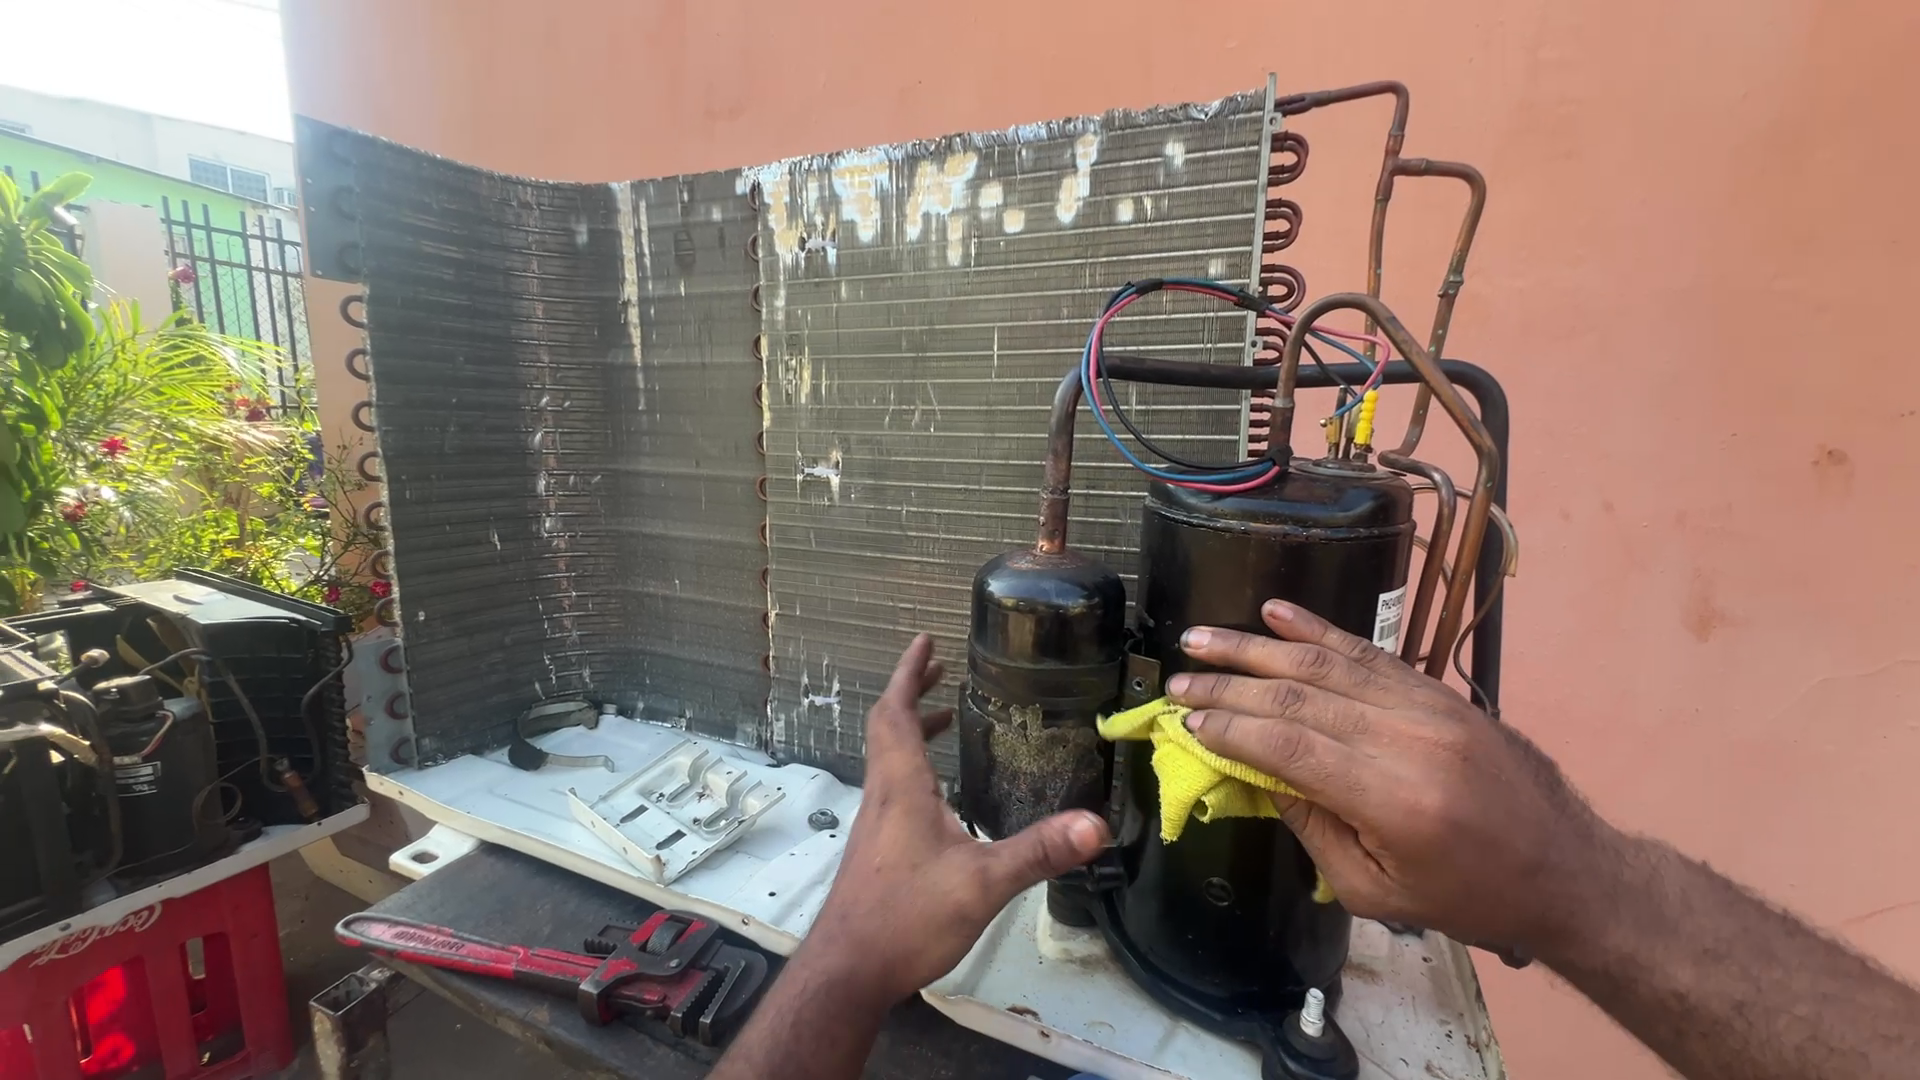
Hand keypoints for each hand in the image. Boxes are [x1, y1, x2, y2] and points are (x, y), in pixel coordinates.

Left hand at [802, 634, 1109, 1005]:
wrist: (847, 971)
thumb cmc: (906, 917)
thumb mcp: (982, 883)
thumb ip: (1038, 851)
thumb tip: (1096, 823)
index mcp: (901, 784)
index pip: (895, 712)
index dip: (908, 673)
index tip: (925, 641)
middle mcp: (884, 793)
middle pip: (889, 726)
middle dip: (912, 691)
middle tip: (940, 667)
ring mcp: (877, 821)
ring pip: (890, 756)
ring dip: (913, 727)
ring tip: (947, 718)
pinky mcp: (878, 846)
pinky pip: (895, 784)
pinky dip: (916, 764)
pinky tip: (943, 792)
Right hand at [1167, 600, 1620, 957]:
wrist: (1572, 871)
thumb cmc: (1469, 895)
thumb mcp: (1376, 891)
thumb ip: (1310, 827)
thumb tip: (1252, 772)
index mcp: (1393, 799)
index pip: (1288, 747)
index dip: (1231, 729)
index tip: (1186, 720)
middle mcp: (1406, 739)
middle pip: (1295, 695)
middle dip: (1226, 685)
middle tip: (1177, 680)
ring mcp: (1424, 705)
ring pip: (1322, 662)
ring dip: (1253, 646)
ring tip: (1201, 637)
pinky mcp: (1434, 689)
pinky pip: (1365, 649)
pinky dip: (1314, 627)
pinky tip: (1273, 610)